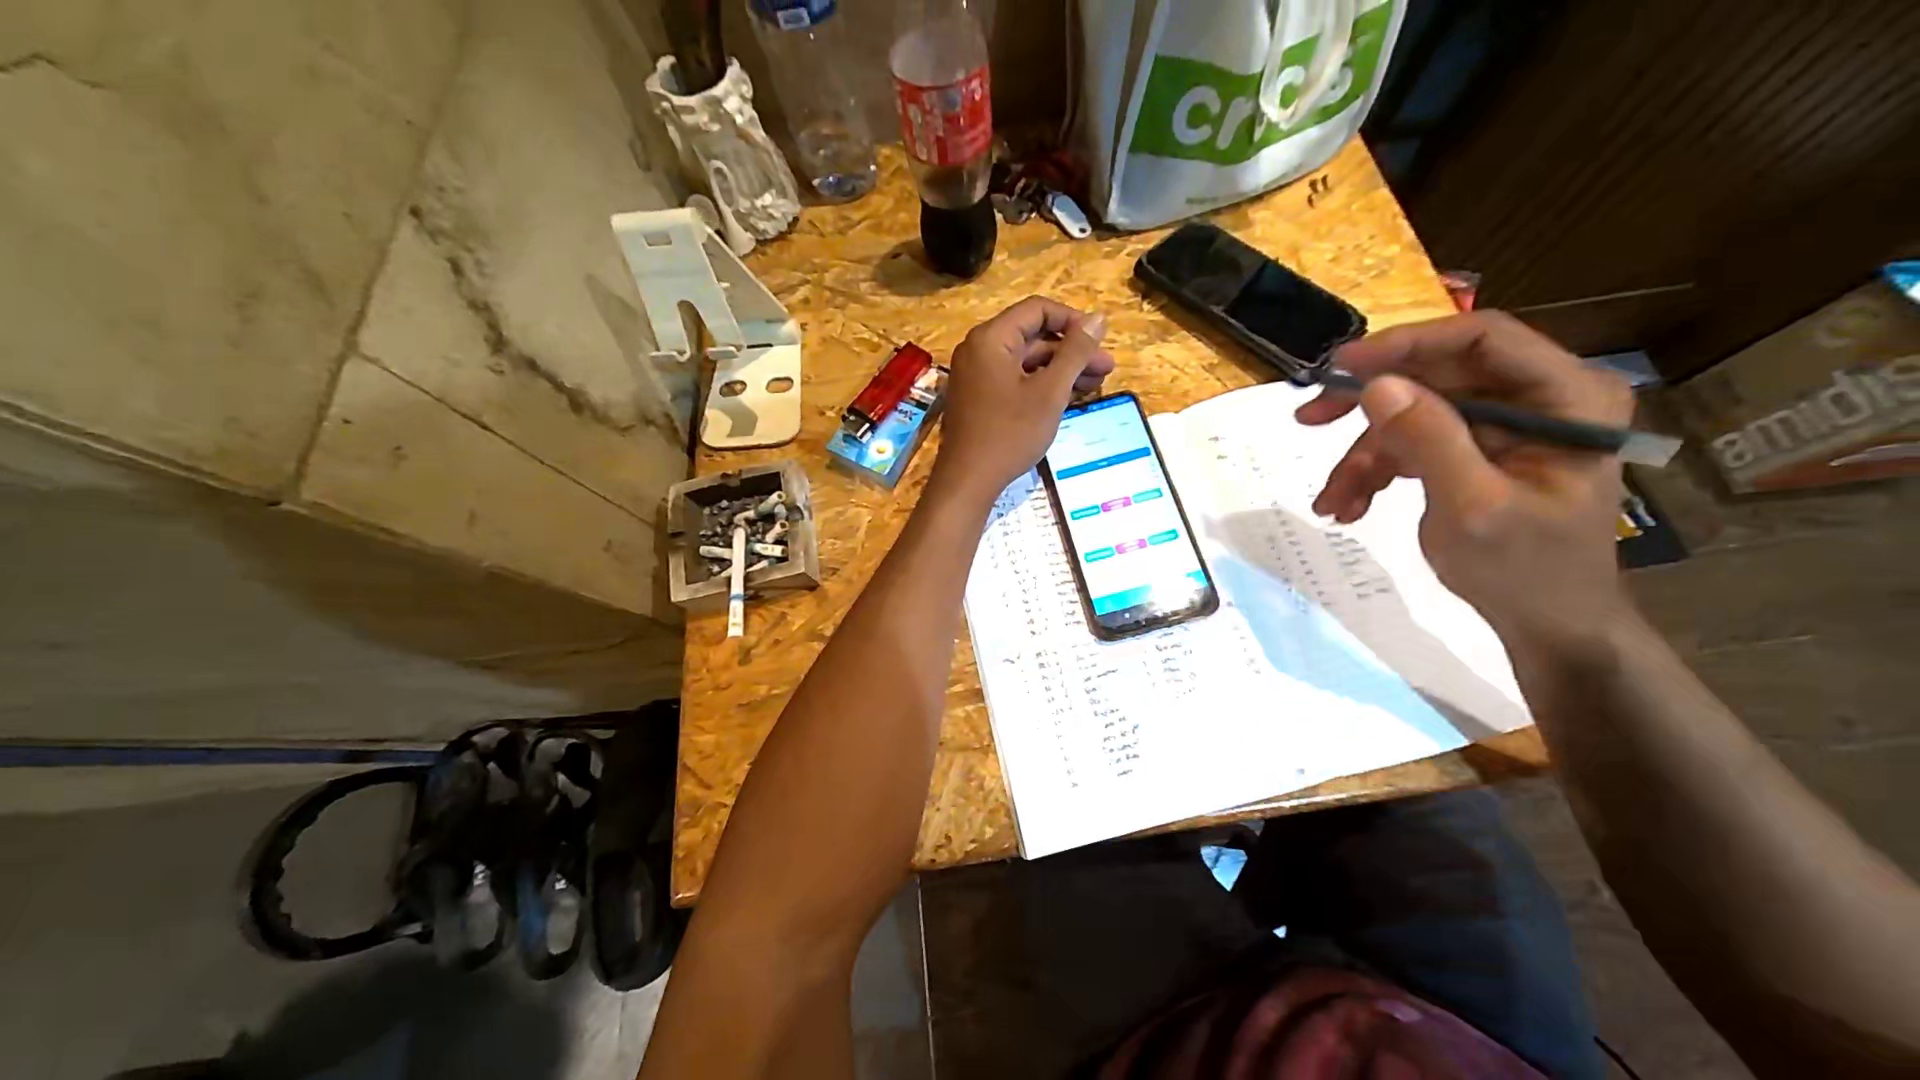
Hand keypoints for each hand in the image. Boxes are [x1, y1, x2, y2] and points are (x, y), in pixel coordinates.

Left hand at [933, 296, 1114, 497]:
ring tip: (1096, 384)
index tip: (1099, 341)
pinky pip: (1014, 379)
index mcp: (991, 338)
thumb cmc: (1010, 433)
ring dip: (1061, 370)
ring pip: (1026, 361)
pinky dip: (1041, 385)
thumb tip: (1098, 318)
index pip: (1037, 309)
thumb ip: (1075, 352)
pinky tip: (1069, 397)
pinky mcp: (979, 398)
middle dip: (1072, 351)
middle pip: (1033, 336)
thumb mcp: (1050, 392)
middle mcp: (979, 349)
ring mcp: (976, 375)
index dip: (1073, 320)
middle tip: (1107, 368)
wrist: (968, 480)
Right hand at [1296, 311, 1634, 642]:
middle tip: (1308, 419)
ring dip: (1363, 455)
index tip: (1341, 366)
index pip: (1482, 340)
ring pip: (1413, 412)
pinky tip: (1350, 506)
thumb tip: (1376, 386)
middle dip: (1368, 404)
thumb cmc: (1526, 571)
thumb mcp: (1472, 507)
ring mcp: (1503, 425)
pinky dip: (1376, 472)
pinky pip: (1412, 443)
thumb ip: (1429, 441)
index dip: (1407, 344)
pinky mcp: (1474, 449)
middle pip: (1437, 374)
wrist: (1548, 624)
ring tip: (1332, 500)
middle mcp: (1537, 398)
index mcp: (1566, 398)